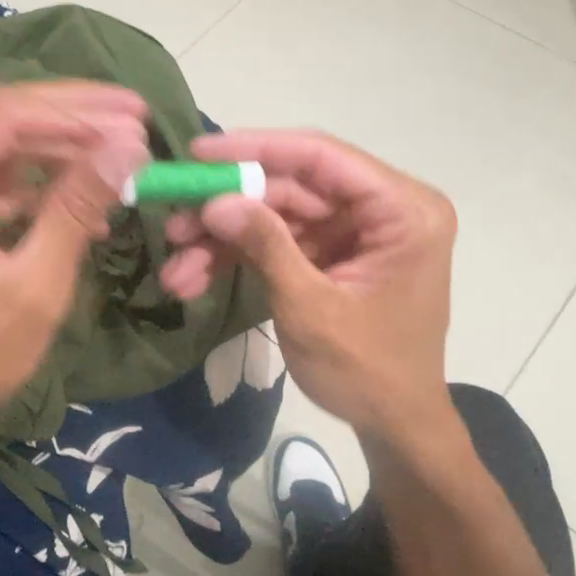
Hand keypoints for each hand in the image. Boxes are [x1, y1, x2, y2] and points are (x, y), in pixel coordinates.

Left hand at [0, 81, 148, 452]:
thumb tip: (128, 146)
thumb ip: (76, 208)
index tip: (134, 112)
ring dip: (63, 149)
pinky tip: (89, 195)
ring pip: (2, 145)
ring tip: (124, 153)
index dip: (73, 109)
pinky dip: (42, 185)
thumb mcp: (33, 286)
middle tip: (138, 120)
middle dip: (73, 120)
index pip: (0, 118)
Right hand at [160, 131, 458, 453]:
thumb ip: (266, 246)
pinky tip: (193, 278)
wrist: (394, 425)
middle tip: (172, 222)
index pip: (322, 158)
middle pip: (291, 187)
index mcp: (403, 209)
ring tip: (175, 269)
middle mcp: (382, 207)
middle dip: (228, 208)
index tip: (198, 153)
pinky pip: (277, 241)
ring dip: (223, 240)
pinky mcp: (331, 253)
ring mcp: (354, 231)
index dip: (256, 149)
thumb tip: (215, 201)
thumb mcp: (312, 307)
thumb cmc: (367, 370)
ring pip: (275, 215)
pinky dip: (237, 258)